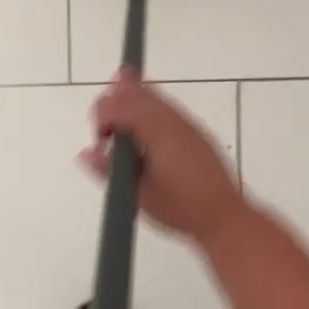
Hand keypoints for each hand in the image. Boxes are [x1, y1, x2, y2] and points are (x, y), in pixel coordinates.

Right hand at [80, 71, 250, 242]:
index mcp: (157, 133)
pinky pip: (166, 109)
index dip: (102, 116)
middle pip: (137, 91)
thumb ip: (109, 171)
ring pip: (153, 96)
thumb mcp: (139, 195)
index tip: (99, 142)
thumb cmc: (181, 209)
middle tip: (104, 132)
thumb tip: (84, 153)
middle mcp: (173, 121)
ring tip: (119, 130)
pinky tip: (143, 137)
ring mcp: (187, 124)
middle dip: (114, 103)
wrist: (225, 217)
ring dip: (131, 106)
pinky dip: (148, 113)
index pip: (121, 105)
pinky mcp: (195, 133)